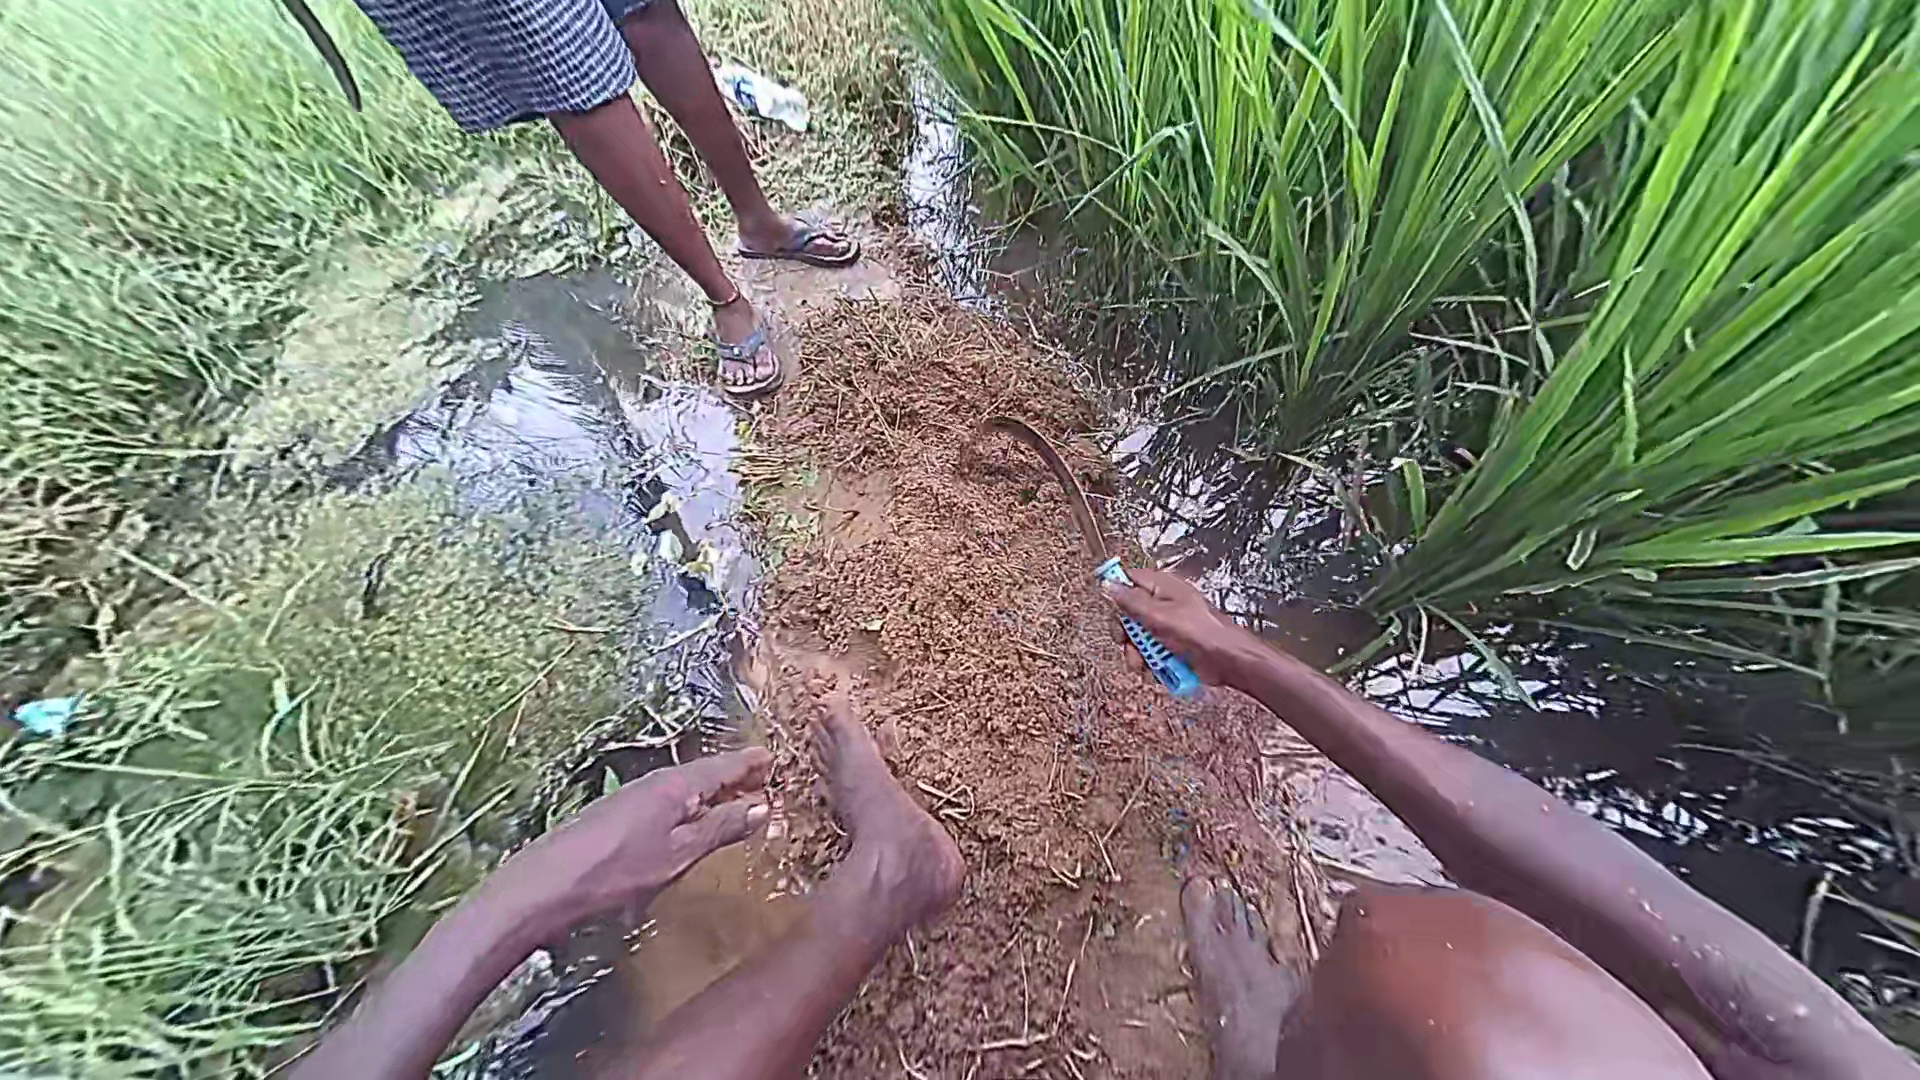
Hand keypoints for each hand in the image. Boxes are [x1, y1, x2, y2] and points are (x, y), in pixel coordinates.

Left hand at [492, 747, 771, 936]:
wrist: (541, 886)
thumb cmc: (618, 870)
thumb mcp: (680, 854)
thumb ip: (722, 828)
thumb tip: (763, 807)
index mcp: (679, 784)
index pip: (726, 765)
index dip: (751, 762)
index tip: (774, 758)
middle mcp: (660, 780)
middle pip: (708, 772)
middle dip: (737, 774)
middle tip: (764, 777)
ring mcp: (638, 794)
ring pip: (688, 785)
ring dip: (715, 790)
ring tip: (736, 797)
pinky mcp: (621, 811)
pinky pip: (671, 797)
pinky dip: (693, 801)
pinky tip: (693, 817)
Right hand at [1101, 567, 1249, 686]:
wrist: (1228, 661)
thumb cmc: (1200, 633)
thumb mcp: (1158, 615)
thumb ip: (1131, 601)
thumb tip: (1109, 585)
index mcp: (1161, 587)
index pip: (1127, 581)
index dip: (1116, 595)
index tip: (1113, 613)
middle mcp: (1162, 603)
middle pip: (1128, 613)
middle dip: (1126, 634)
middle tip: (1129, 644)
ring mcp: (1167, 624)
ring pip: (1138, 636)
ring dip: (1137, 653)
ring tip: (1145, 664)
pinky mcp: (1171, 644)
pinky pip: (1150, 651)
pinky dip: (1150, 662)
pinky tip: (1156, 669)